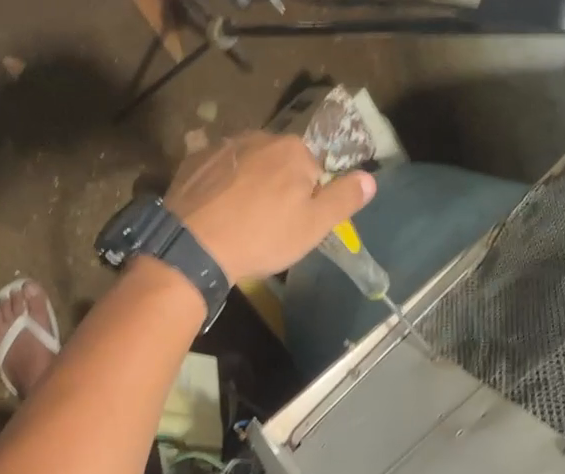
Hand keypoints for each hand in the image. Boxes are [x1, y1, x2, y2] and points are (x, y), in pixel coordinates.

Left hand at [164, 132, 375, 281]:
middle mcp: (260, 136)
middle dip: (278, 189)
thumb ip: (343, 199)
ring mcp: (223, 146)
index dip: (307, 201)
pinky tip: (217, 214)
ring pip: (248, 166)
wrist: (196, 246)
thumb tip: (370, 179)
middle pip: (280, 164)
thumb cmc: (262, 238)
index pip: (313, 172)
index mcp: (294, 150)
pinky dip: (221, 188)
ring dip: (249, 187)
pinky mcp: (194, 160)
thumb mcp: (313, 227)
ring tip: (240, 222)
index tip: (293, 226)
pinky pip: (218, 172)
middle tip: (266, 227)